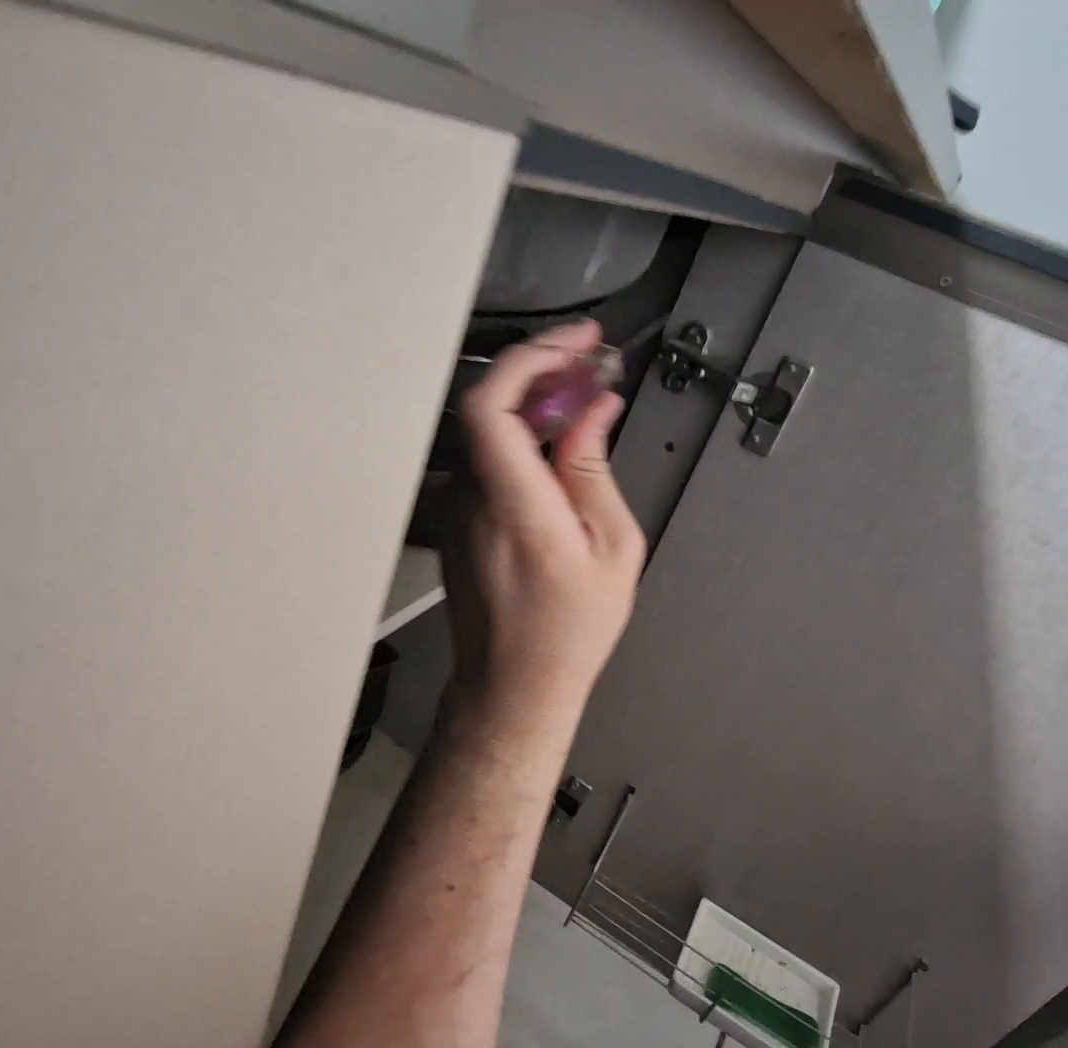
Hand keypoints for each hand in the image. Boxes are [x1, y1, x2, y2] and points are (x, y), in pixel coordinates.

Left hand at [453, 320, 643, 723]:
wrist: (513, 685)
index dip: (531, 359)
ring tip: (586, 396)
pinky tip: (558, 441)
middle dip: (543, 370)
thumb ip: (593, 469)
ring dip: (535, 402)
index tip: (579, 343)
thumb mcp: (612, 547)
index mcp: (516, 506)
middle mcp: (472, 499)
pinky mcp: (456, 519)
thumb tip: (593, 408)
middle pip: (491, 407)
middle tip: (593, 362)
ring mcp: (456, 509)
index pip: (494, 407)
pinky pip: (487, 459)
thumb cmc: (571, 628)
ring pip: (489, 430)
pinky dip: (521, 436)